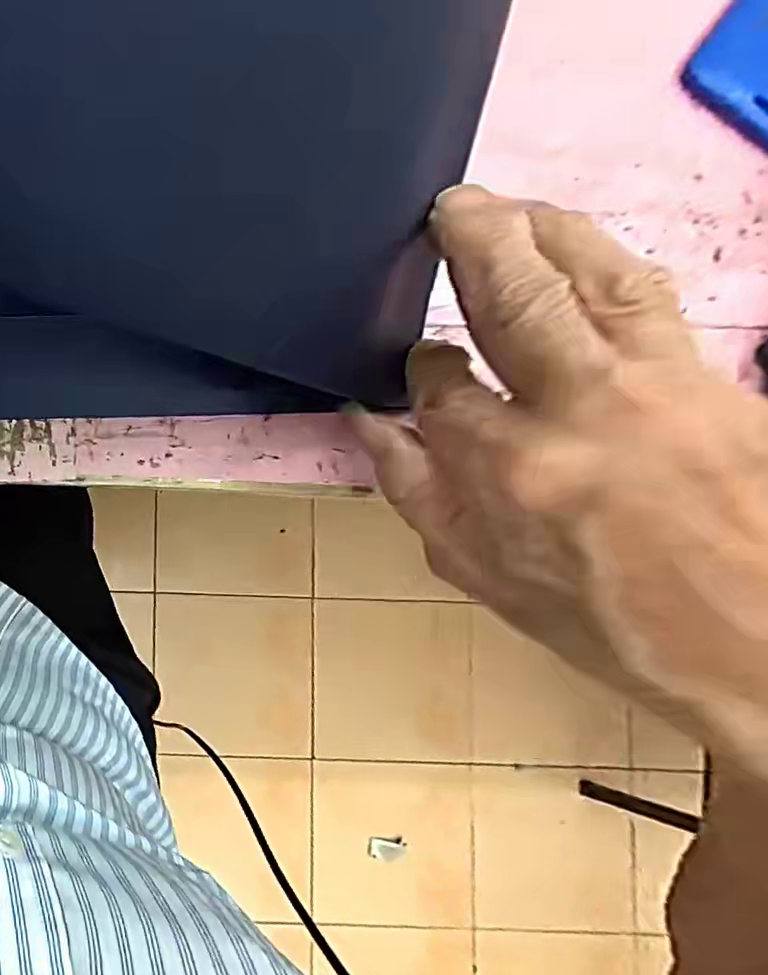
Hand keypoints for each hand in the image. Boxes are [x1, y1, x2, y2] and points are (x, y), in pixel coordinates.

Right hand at [347, 185, 767, 779]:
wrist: (760, 644)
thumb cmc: (588, 613)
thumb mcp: (467, 562)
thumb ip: (411, 484)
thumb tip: (369, 422)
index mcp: (506, 465)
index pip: (440, 383)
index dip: (415, 364)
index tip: (405, 361)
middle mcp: (582, 410)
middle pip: (523, 304)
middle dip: (481, 245)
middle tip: (450, 205)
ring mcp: (665, 389)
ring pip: (605, 283)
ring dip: (555, 235)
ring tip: (512, 207)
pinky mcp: (722, 385)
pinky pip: (655, 306)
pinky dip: (609, 269)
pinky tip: (583, 256)